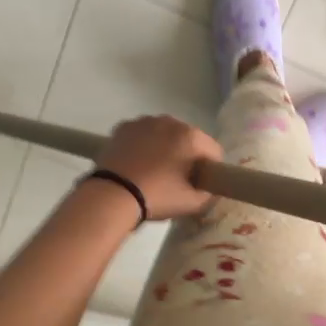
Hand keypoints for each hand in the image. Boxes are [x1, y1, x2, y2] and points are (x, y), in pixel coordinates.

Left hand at [93, 116, 221, 220]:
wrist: (111, 195)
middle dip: (187, 155)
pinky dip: (144, 144)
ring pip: (165, 133)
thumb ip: (209, 194)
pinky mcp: (124, 127)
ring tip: (154, 170)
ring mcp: (144, 121)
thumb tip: (210, 189)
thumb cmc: (156, 197)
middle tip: (177, 179)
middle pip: (189, 139)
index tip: (201, 184)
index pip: (213, 151)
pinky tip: (137, 162)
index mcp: (190, 137)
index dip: (211, 169)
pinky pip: (143, 134)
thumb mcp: (191, 203)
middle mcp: (170, 121)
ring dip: (165, 147)